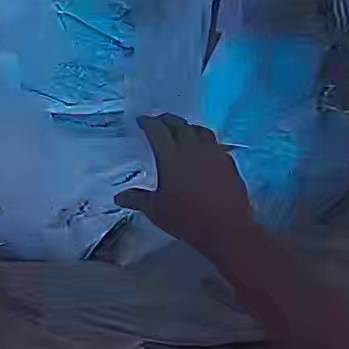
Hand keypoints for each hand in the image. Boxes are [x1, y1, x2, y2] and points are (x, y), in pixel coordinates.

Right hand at [115, 113, 256, 247]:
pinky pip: (216, 145)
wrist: (226, 228)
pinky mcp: (229, 163)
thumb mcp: (155, 210)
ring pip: (200, 131)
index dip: (148, 122)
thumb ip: (137, 199)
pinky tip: (204, 150)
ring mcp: (214, 154)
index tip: (141, 120)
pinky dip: (206, 142)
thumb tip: (119, 197)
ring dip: (188, 127)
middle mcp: (192, 149)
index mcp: (171, 156)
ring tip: (183, 130)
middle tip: (159, 120)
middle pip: (179, 125)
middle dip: (167, 120)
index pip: (157, 131)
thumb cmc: (186, 218)